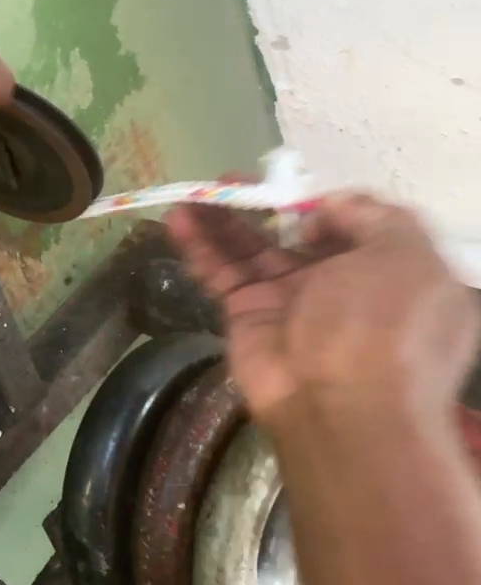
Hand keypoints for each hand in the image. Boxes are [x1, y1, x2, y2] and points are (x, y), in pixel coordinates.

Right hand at [165, 192, 479, 430]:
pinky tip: (177, 221)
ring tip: (193, 193)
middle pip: (297, 233)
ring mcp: (293, 299)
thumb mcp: (407, 263)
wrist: (338, 402)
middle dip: (263, 204)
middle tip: (231, 182)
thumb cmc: (383, 327)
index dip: (330, 206)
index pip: (360, 227)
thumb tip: (328, 206)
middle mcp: (347, 285)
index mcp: (396, 276)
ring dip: (221, 218)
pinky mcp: (247, 309)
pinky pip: (219, 268)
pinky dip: (197, 243)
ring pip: (250, 246)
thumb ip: (378, 220)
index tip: (305, 201)